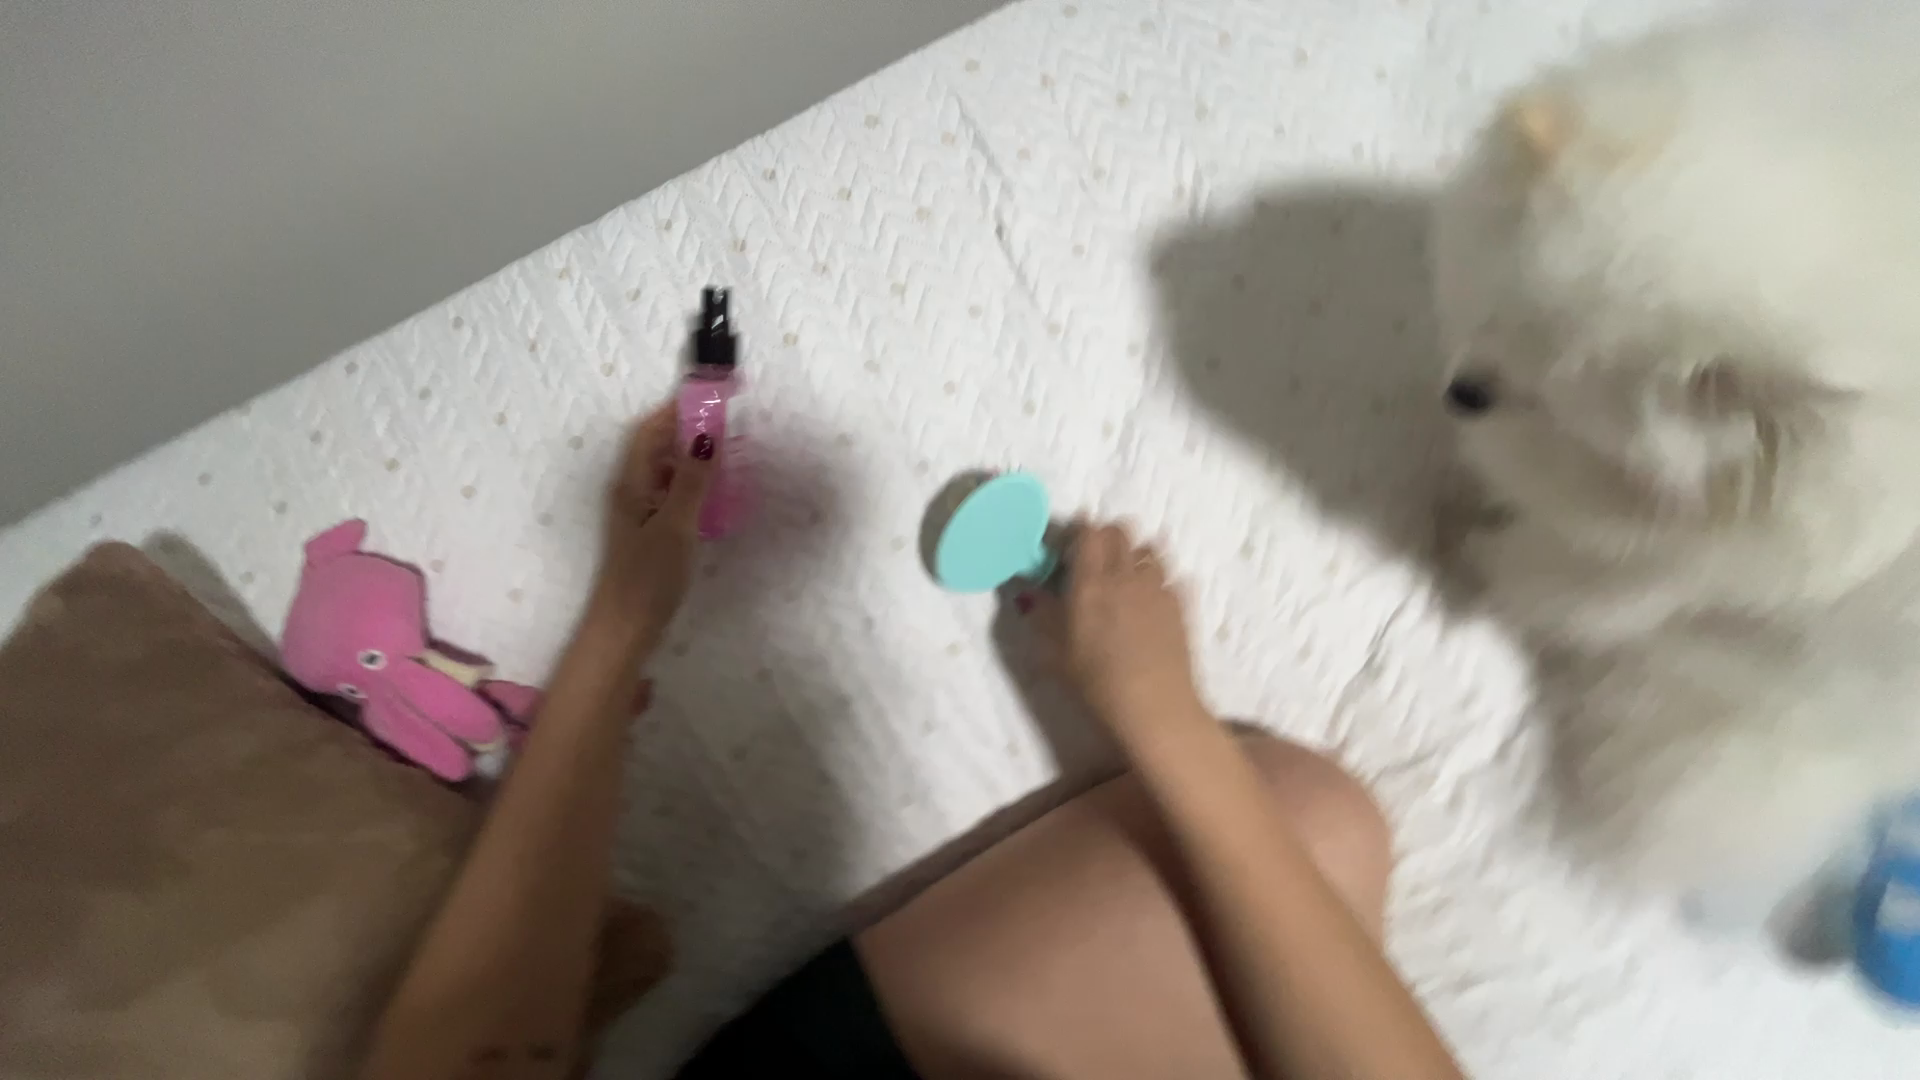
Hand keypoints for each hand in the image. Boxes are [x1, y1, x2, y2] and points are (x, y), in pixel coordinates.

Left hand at [592, 403, 716, 647]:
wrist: (626, 627)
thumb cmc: (648, 577)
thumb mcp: (675, 526)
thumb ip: (692, 482)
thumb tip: (707, 436)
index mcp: (631, 484)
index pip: (649, 431)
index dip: (675, 408)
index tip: (710, 394)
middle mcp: (632, 491)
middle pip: (656, 446)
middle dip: (687, 426)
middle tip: (727, 419)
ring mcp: (641, 511)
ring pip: (665, 469)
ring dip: (692, 453)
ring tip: (728, 448)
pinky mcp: (652, 530)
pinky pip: (673, 491)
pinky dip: (694, 480)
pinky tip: (716, 490)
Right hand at [1026, 522, 1205, 736]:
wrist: (1155, 707)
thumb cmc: (1097, 683)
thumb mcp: (1056, 653)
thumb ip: (1042, 615)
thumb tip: (1030, 591)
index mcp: (1091, 583)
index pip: (1089, 532)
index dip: (1079, 530)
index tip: (1069, 544)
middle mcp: (1126, 575)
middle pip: (1121, 530)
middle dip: (1106, 536)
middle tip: (1095, 558)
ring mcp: (1159, 587)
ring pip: (1149, 548)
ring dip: (1135, 553)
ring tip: (1127, 576)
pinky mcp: (1182, 604)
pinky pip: (1172, 576)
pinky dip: (1161, 578)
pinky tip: (1153, 599)